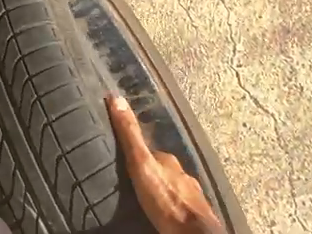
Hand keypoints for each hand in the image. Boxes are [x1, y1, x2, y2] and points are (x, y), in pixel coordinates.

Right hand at [105, 95, 225, 233]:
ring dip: (162, 190)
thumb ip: (130, 135)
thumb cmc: (165, 198)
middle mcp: (182, 174)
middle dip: (151, 173)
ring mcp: (192, 195)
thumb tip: (116, 96)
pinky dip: (171, 206)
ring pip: (173, 188)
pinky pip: (180, 206)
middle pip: (163, 170)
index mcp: (168, 160)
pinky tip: (164, 213)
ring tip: (146, 198)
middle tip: (132, 181)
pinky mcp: (196, 215)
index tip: (124, 158)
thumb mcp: (141, 163)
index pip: (151, 151)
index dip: (138, 153)